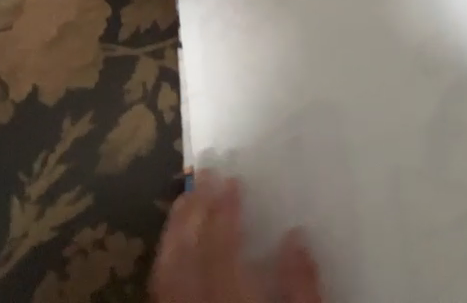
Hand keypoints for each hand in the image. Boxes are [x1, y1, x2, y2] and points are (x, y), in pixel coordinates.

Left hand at [152, 173, 322, 302]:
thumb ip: (304, 287)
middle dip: (192, 216)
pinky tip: (176, 247)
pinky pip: (162, 294)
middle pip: (186, 261)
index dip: (222, 212)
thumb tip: (295, 236)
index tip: (228, 177)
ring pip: (166, 278)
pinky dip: (166, 264)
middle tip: (202, 176)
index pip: (221, 252)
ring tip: (183, 200)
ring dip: (173, 236)